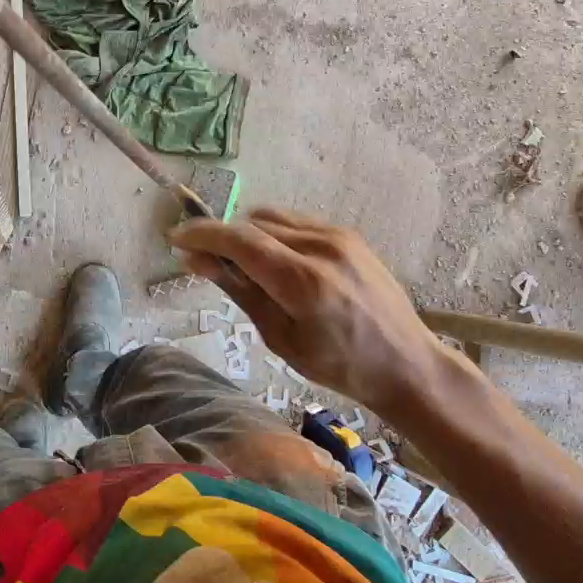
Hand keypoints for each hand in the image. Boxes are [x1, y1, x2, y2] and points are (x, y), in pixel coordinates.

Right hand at [169, 207, 447, 414]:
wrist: (407, 363)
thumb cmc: (339, 365)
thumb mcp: (280, 337)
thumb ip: (238, 290)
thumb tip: (196, 260)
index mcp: (303, 282)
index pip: (239, 240)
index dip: (202, 235)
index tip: (175, 238)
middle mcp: (320, 247)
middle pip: (252, 223)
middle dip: (221, 236)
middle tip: (205, 261)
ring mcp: (337, 236)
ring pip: (271, 217)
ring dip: (246, 232)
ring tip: (241, 264)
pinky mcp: (346, 234)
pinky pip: (294, 222)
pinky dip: (272, 233)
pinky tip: (274, 260)